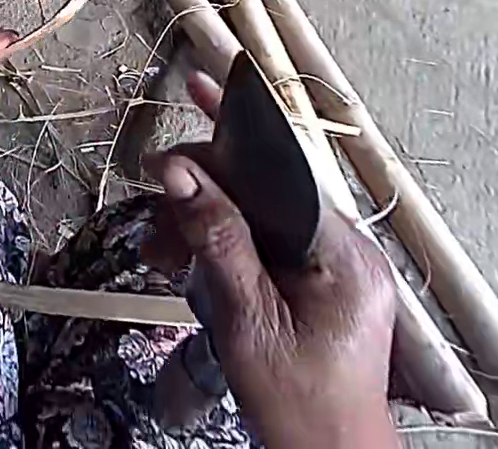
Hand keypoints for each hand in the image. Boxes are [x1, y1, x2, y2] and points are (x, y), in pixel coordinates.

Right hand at [147, 73, 397, 447]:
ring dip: (199, 221)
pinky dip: (215, 242)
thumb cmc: (300, 409)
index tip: (199, 87)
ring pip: (251, 210)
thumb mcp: (247, 321)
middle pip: (260, 185)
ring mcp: (327, 260)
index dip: (236, 124)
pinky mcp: (310, 275)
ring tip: (159, 249)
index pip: (283, 165)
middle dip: (201, 188)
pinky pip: (256, 236)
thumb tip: (178, 172)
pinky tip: (182, 259)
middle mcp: (341, 246)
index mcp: (340, 252)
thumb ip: (216, 238)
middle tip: (156, 202)